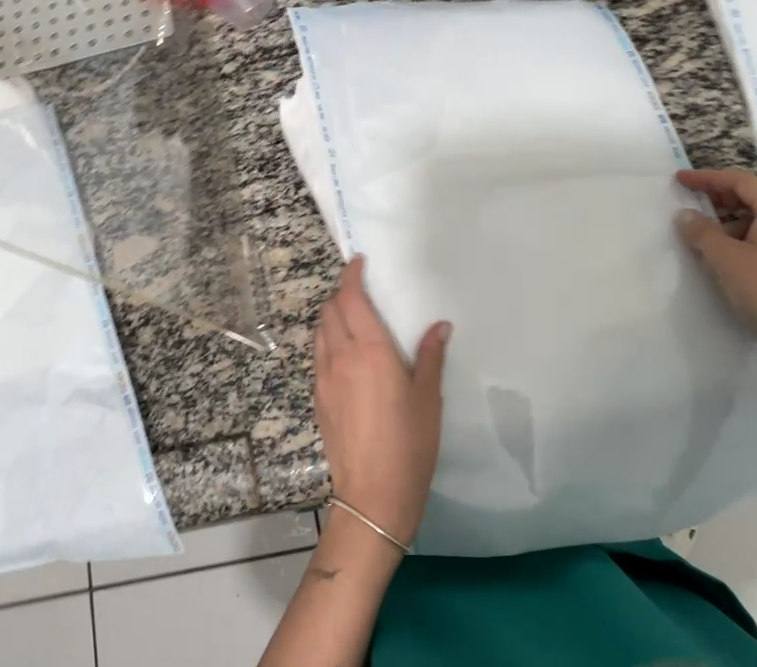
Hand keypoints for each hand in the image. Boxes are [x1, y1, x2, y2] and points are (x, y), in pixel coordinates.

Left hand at [314, 257, 450, 544]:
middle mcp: (339, 356)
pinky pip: (318, 356)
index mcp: (369, 350)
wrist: (373, 494)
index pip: (349, 298)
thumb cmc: (410, 444)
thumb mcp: (428, 398)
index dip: (350, 275)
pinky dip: (328, 342)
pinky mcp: (318, 398)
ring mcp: (323, 377)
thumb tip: (439, 325)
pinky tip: (346, 356)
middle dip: (341, 294)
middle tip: (360, 291)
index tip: (358, 263)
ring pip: (319, 332)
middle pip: (329, 310)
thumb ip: (430, 356)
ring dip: (331, 317)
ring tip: (353, 319)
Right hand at [673, 169, 756, 399]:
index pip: (742, 182)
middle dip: (721, 200)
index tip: (681, 180)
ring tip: (705, 240)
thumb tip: (686, 215)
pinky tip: (729, 260)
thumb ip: (702, 232)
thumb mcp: (725, 259)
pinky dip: (747, 241)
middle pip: (756, 199)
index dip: (709, 178)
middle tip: (691, 206)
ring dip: (732, 224)